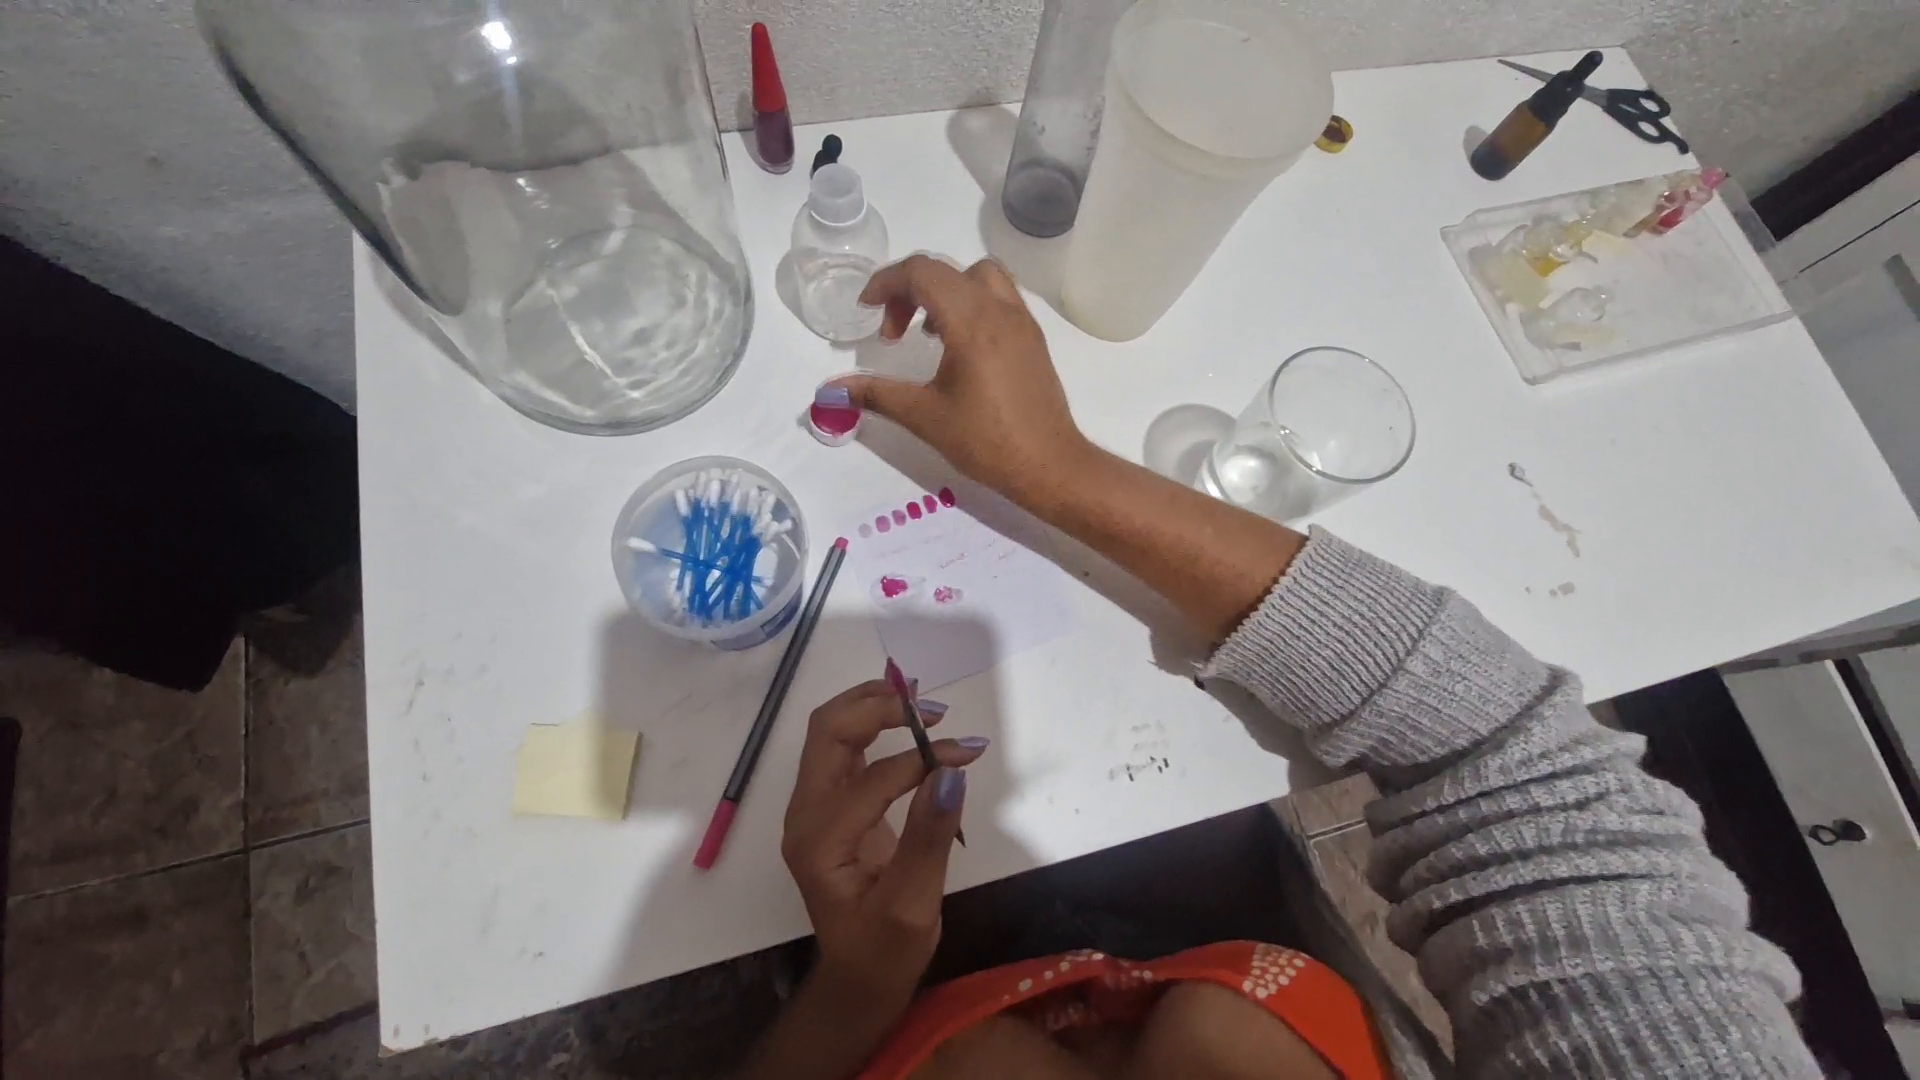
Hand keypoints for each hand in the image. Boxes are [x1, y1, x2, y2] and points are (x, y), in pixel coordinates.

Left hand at [782, 679, 986, 1008]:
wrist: (858, 979)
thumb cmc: (884, 953)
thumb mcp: (912, 906)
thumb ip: (928, 837)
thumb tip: (950, 773)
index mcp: (819, 840)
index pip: (871, 778)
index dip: (921, 760)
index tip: (968, 754)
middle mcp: (806, 813)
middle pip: (828, 731)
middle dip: (878, 706)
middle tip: (932, 707)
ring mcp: (815, 806)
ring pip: (831, 730)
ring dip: (873, 706)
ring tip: (920, 696)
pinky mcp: (832, 805)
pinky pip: (844, 748)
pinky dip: (872, 721)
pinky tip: (903, 713)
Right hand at [835, 255, 1092, 502]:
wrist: (1049, 465)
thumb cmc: (986, 441)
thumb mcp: (924, 417)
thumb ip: (876, 395)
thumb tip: (830, 390)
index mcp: (972, 321)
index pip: (922, 273)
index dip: (887, 282)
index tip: (867, 311)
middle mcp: (1000, 309)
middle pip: (947, 270)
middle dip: (910, 291)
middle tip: (893, 333)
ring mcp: (1022, 321)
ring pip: (979, 277)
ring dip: (945, 292)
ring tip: (927, 333)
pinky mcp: (1033, 338)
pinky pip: (999, 298)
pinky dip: (971, 304)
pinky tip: (959, 348)